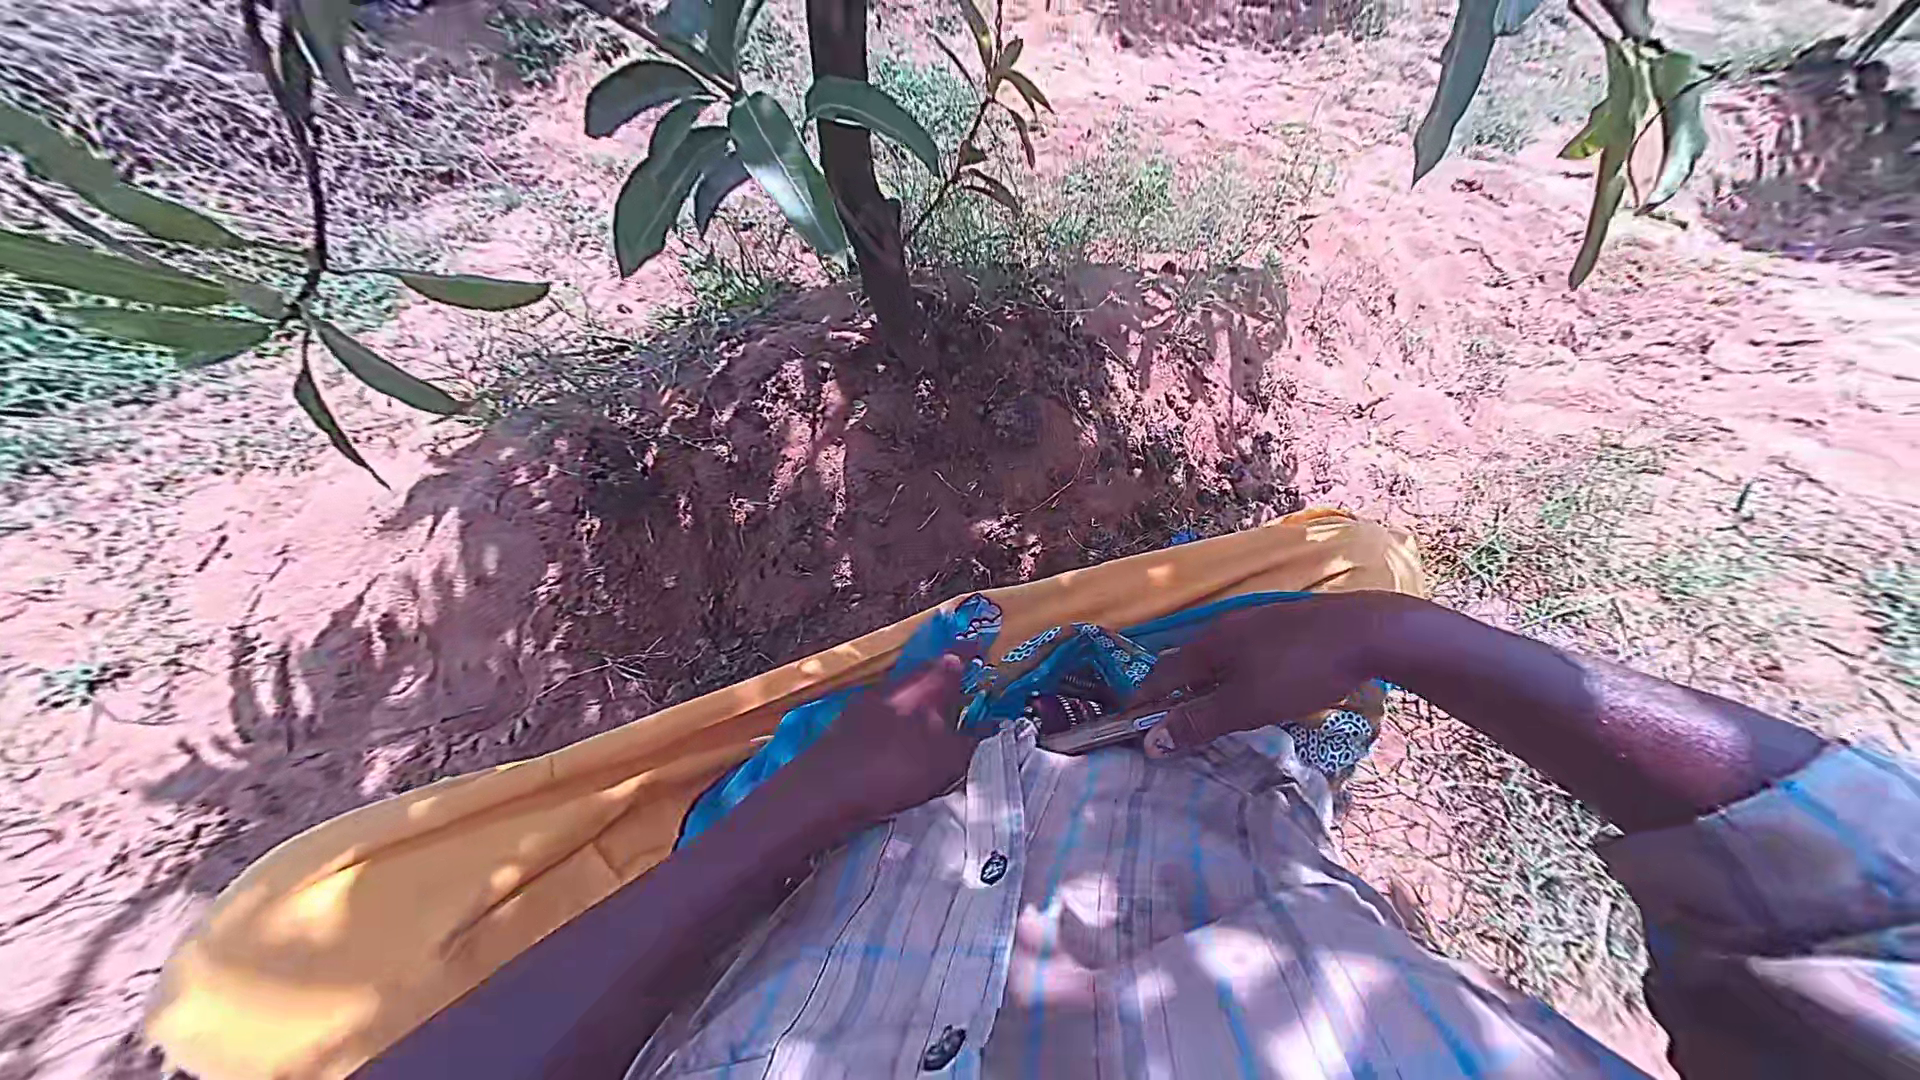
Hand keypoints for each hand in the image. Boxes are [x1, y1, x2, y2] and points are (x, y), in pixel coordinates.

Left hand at [789, 645, 984, 823]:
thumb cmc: (899, 767)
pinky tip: (905, 736)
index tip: (981, 646)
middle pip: (929, 671)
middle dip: (947, 676)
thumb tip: (997, 723)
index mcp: (928, 684)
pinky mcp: (853, 717)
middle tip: (965, 686)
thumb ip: (975, 739)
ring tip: (940, 715)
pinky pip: (890, 706)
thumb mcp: (950, 760)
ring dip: (924, 696)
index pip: (955, 658)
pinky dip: (904, 714)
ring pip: (908, 689)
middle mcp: (900, 681)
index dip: (970, 651)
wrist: (830, 786)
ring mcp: (873, 697)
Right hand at [1135, 591, 1409, 756]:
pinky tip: (1251, 686)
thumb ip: (1198, 722)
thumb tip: (1151, 742)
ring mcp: (1254, 623)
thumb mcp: (1246, 704)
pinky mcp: (1282, 626)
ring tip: (1207, 707)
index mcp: (1208, 644)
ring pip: (1216, 657)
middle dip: (1173, 689)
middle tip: (1168, 718)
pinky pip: (1241, 653)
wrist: (1368, 631)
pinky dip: (1231, 674)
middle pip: (1187, 662)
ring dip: (1203, 682)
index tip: (1130, 719)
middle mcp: (1224, 628)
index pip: (1162, 672)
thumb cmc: (1300, 670)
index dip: (1145, 696)